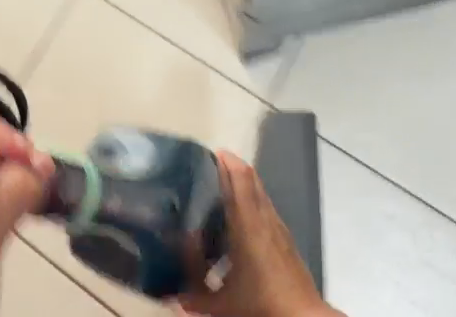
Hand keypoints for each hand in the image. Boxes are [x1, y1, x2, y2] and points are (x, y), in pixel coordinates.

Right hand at [179, 151, 342, 316]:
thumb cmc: (262, 303)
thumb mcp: (224, 304)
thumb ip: (195, 298)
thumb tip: (169, 296)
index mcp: (248, 224)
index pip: (240, 179)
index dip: (227, 162)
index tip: (209, 153)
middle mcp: (265, 218)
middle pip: (251, 180)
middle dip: (232, 168)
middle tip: (208, 168)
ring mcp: (278, 227)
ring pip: (260, 193)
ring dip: (243, 184)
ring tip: (220, 189)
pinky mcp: (285, 239)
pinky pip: (266, 208)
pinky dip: (252, 202)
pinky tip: (239, 220)